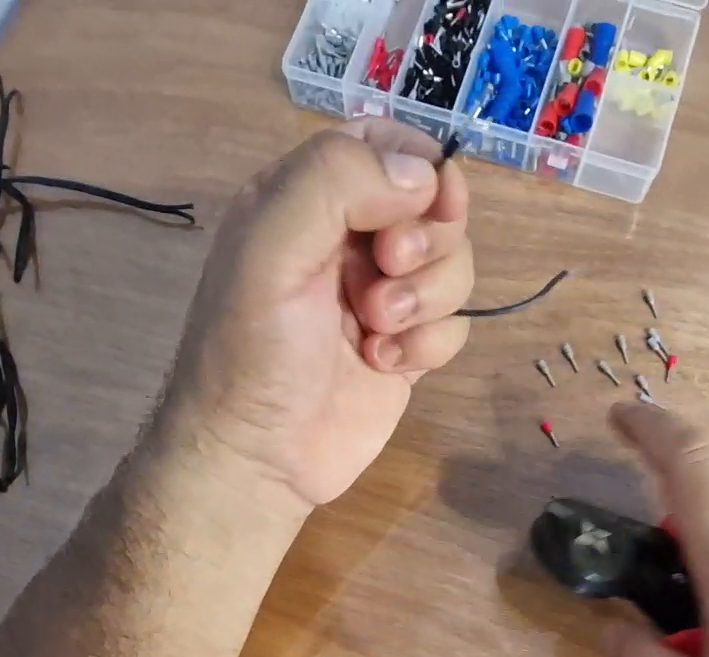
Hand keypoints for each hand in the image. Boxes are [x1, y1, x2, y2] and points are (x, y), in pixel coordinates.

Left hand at [153, 119, 473, 509]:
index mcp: (306, 201)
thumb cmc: (254, 352)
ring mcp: (382, 299)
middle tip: (387, 271)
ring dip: (427, 297)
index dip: (417, 166)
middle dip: (425, 240)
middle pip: (433, 206)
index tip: (419, 204)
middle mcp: (349, 243)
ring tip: (377, 330)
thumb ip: (336, 183)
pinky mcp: (407, 350)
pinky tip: (386, 366)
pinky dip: (430, 344)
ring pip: (454, 266)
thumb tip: (425, 175)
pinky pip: (454, 325)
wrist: (259, 459)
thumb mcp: (271, 249)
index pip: (384, 144)